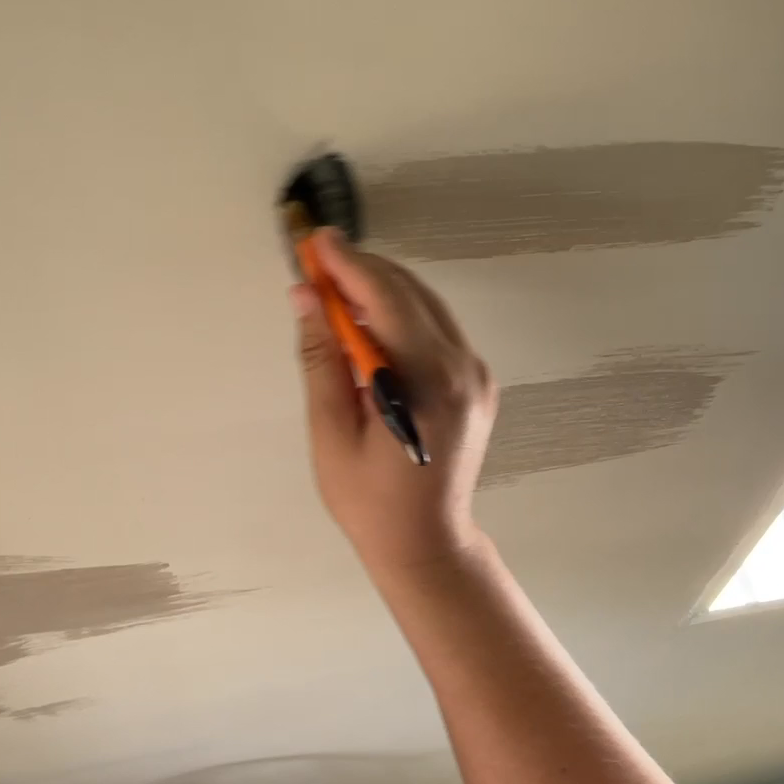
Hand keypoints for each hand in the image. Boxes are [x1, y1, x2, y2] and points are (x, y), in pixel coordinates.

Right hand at [291, 228, 497, 569]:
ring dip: (382, 290)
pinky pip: (437, 331)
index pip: (388, 301)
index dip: (349, 266)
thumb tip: (306, 297)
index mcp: (430, 383)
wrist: (426, 543)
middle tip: (317, 261)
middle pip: (412, 295)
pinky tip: (369, 322)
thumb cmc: (369, 501)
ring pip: (428, 307)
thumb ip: (322, 359)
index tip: (315, 241)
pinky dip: (402, 315)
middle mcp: (464, 369)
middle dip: (363, 272)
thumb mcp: (332, 432)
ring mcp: (477, 376)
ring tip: (335, 287)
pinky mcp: (477, 385)